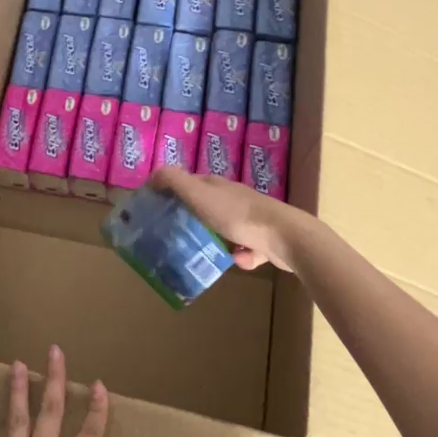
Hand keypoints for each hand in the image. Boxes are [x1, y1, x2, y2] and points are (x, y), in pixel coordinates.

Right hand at [150, 166, 313, 272]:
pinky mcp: (265, 240)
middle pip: (208, 206)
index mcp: (217, 186)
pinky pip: (247, 250)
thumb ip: (173, 180)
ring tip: (204, 253)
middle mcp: (234, 198)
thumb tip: (152, 175)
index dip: (173, 192)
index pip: (190, 183)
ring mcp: (252, 219)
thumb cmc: (236, 214)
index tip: (157, 209)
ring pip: (227, 229)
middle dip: (193, 219)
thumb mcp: (198, 193)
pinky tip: (237, 261)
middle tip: (176, 235)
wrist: (284, 236)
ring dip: (217, 240)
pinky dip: (241, 257)